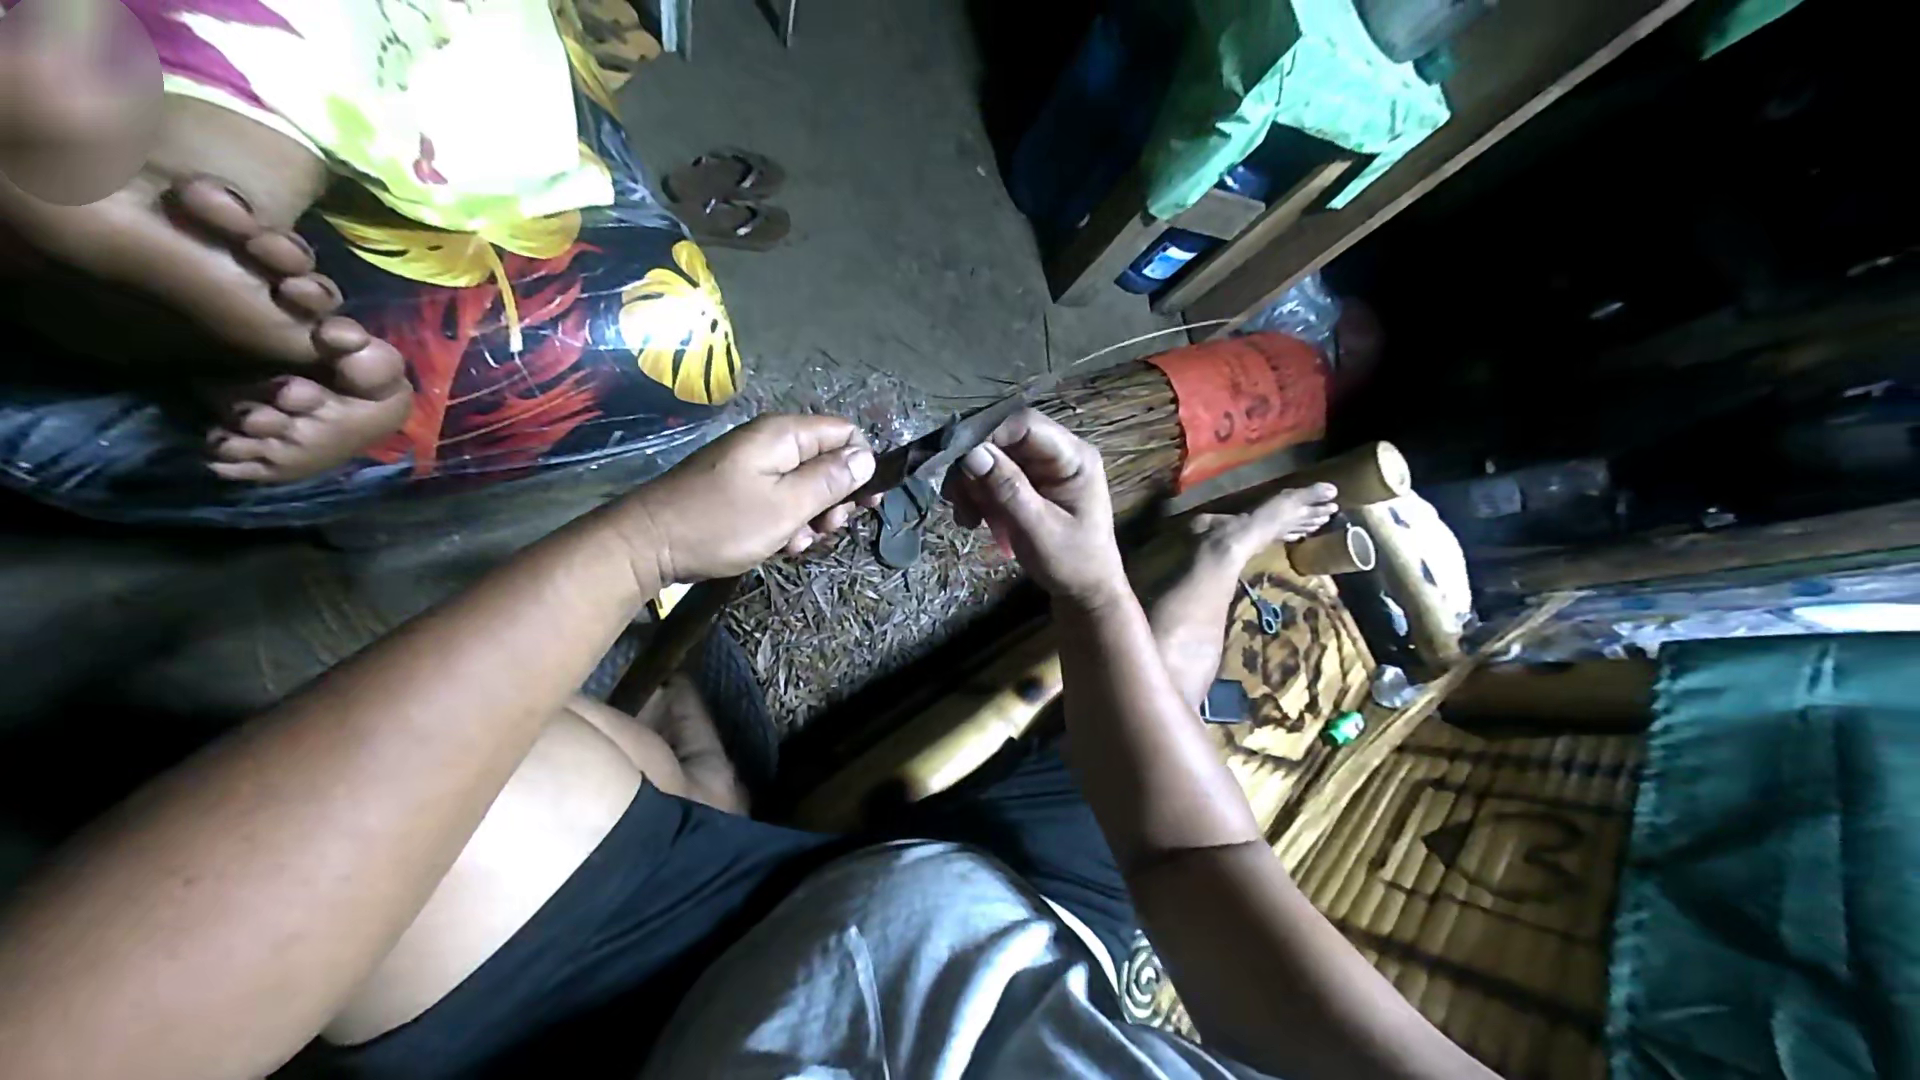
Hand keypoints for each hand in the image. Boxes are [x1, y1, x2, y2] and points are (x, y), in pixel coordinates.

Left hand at [623, 414, 876, 582]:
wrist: (649, 545)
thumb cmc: (722, 523)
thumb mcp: (787, 505)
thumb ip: (831, 480)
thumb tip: (867, 457)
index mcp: (783, 435)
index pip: (845, 433)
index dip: (861, 466)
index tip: (865, 503)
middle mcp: (771, 443)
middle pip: (827, 462)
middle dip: (836, 498)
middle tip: (828, 529)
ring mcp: (754, 467)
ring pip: (806, 486)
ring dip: (812, 518)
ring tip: (796, 543)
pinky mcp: (742, 489)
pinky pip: (781, 500)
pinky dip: (788, 523)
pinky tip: (779, 546)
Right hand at [946, 409, 1127, 608]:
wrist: (1083, 592)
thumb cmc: (1072, 563)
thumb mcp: (1039, 529)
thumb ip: (1008, 489)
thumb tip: (971, 453)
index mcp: (1073, 457)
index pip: (1025, 424)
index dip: (988, 435)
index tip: (959, 462)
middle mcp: (1055, 454)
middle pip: (1002, 439)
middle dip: (974, 466)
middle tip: (957, 498)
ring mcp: (1038, 469)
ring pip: (990, 457)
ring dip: (970, 485)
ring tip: (968, 517)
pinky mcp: (1024, 484)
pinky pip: (990, 477)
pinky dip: (975, 496)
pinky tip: (973, 520)